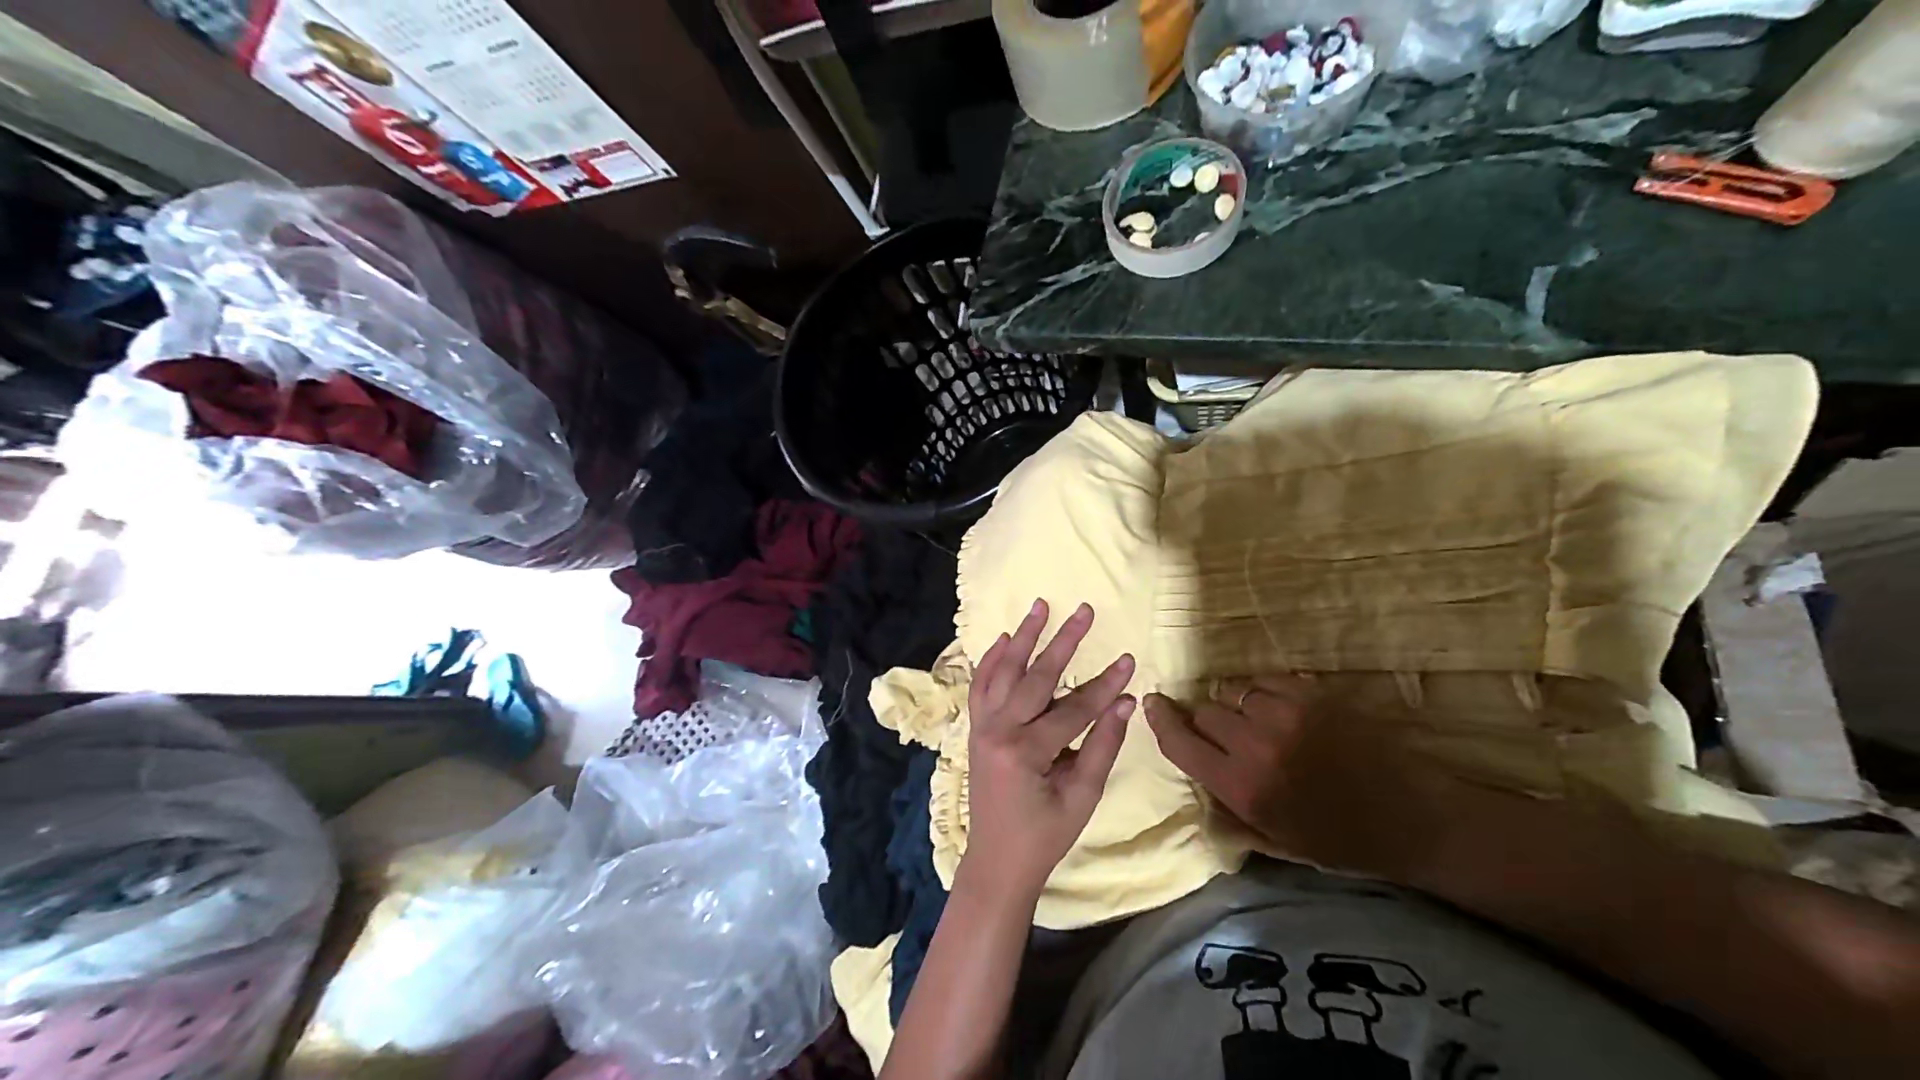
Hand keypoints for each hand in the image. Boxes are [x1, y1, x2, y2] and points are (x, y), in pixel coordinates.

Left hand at [963, 599, 1134, 897]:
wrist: (997, 861)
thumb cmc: (1045, 834)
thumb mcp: (1082, 796)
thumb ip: (1102, 746)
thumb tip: (1126, 702)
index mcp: (1026, 751)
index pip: (1074, 708)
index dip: (1105, 684)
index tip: (1129, 658)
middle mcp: (998, 730)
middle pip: (1036, 677)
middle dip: (1063, 642)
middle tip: (1084, 611)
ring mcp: (982, 727)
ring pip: (1002, 672)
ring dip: (1022, 638)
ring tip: (1039, 606)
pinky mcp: (976, 729)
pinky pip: (980, 687)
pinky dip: (990, 662)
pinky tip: (1002, 640)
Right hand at [1143, 675, 1453, 881]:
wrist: (1418, 820)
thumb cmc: (1343, 841)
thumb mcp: (1276, 840)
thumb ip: (1228, 808)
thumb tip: (1195, 774)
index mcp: (1242, 789)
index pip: (1180, 743)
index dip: (1161, 721)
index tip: (1153, 703)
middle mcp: (1255, 747)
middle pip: (1205, 711)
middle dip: (1209, 721)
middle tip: (1228, 733)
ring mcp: (1286, 716)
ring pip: (1235, 691)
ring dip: (1239, 704)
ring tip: (1261, 720)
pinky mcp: (1314, 696)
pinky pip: (1267, 680)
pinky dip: (1266, 692)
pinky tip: (1284, 709)